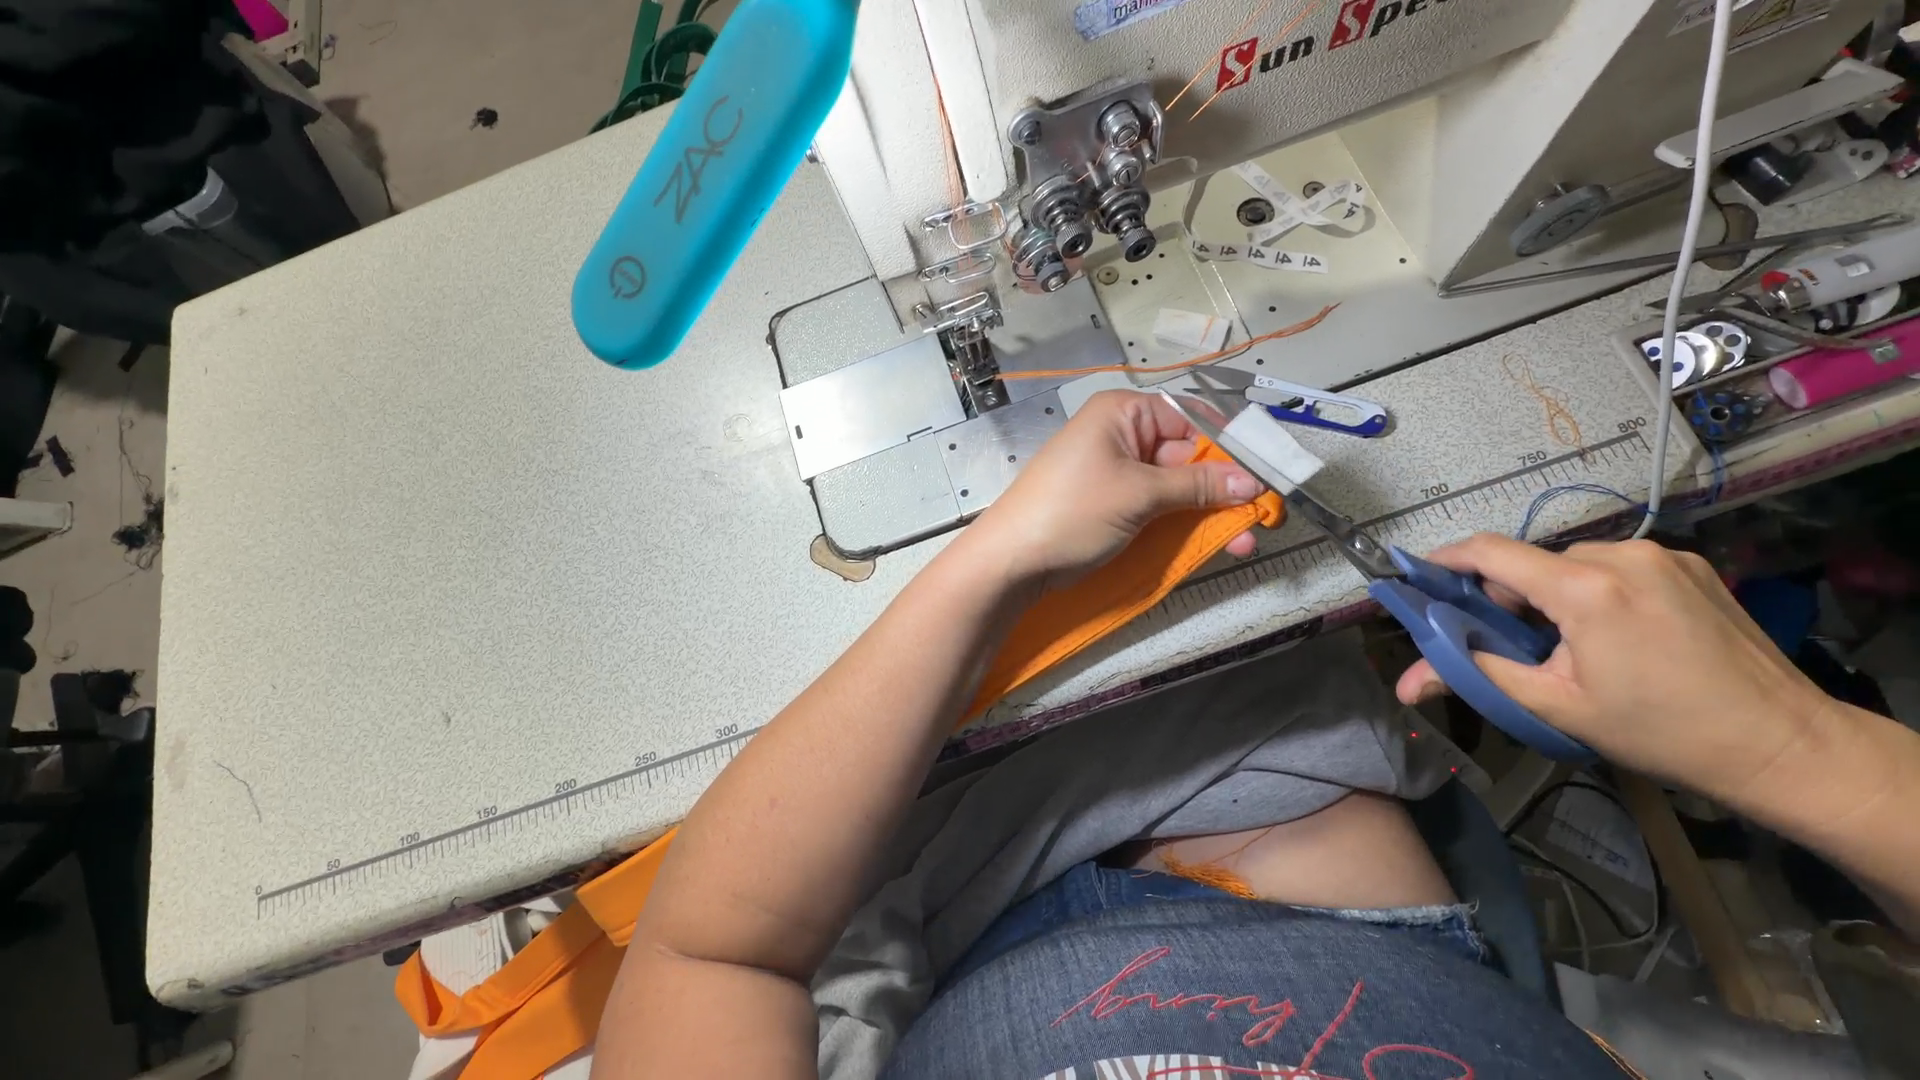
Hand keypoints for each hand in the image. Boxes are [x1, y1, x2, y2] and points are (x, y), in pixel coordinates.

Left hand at [962, 390, 1260, 588]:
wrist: (1012, 562)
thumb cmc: (1072, 512)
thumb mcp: (1139, 494)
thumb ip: (1196, 485)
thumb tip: (1251, 481)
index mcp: (1123, 414)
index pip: (1191, 419)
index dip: (1229, 447)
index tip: (1265, 476)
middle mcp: (1122, 436)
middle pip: (1188, 455)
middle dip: (1224, 488)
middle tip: (1261, 519)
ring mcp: (1117, 473)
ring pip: (1178, 486)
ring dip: (1210, 511)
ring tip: (1242, 540)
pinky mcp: (1113, 506)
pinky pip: (1159, 507)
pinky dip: (1185, 523)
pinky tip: (1214, 542)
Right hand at [1395, 534, 1833, 801]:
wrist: (1784, 746)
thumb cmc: (1659, 731)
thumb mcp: (1554, 706)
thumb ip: (1474, 676)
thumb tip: (1402, 685)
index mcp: (1586, 588)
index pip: (1491, 552)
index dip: (1446, 559)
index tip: (1417, 576)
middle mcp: (1624, 555)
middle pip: (1534, 563)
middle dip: (1510, 596)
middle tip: (1511, 643)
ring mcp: (1665, 556)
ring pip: (1574, 564)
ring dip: (1555, 594)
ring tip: (1572, 645)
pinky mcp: (1693, 566)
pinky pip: (1616, 567)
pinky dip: (1595, 591)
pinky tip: (1617, 634)